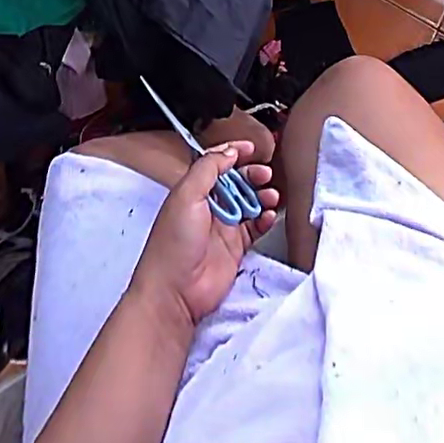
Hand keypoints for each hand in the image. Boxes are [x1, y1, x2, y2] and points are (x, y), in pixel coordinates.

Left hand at [127, 140, 279, 327]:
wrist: (174, 294)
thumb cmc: (173, 246)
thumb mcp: (186, 196)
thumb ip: (208, 168)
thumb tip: (229, 152)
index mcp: (193, 191)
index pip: (216, 164)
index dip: (234, 153)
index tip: (252, 148)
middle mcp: (208, 206)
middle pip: (237, 181)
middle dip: (252, 173)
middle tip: (264, 173)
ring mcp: (223, 227)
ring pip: (250, 202)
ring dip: (262, 195)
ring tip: (270, 196)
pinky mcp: (235, 247)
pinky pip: (256, 227)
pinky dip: (266, 219)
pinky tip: (269, 216)